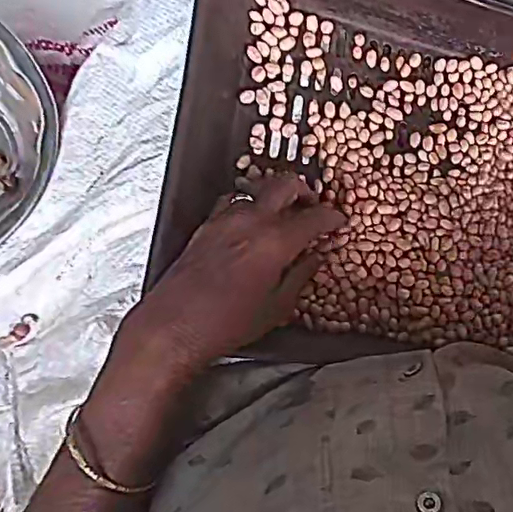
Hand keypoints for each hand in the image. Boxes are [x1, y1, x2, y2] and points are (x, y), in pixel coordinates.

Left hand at [115, 173, 345, 379]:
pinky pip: (232, 203)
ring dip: (274, 198)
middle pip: (284, 185)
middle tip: (313, 205)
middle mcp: (250, 223)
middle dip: (305, 191)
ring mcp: (224, 221)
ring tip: (284, 216)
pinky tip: (251, 224)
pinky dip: (248, 207)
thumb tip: (315, 258)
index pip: (314, 217)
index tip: (338, 222)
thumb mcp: (278, 306)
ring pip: (256, 191)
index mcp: (275, 242)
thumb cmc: (228, 324)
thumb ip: (300, 275)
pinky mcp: (204, 227)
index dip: (332, 218)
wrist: (174, 327)